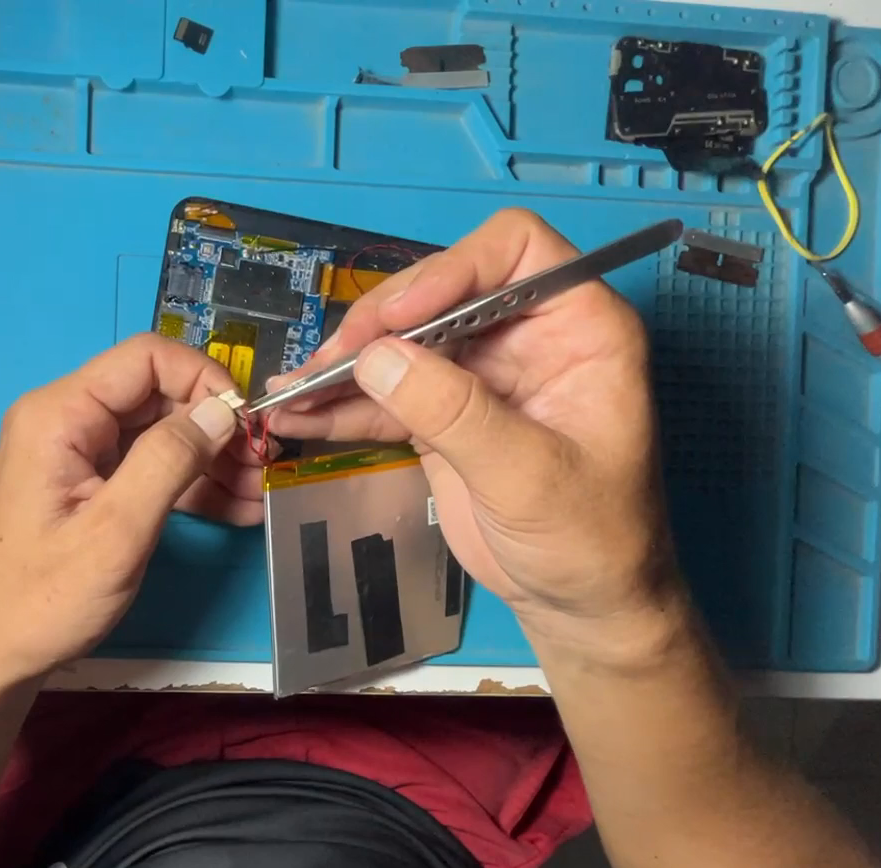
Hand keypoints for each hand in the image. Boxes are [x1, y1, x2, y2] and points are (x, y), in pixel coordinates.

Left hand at [0, 333, 259, 685]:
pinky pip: (147, 469)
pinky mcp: (87, 486)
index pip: (145, 358)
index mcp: (59, 415)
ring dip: (211, 462)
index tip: (246, 425)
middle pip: (157, 396)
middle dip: (215, 428)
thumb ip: (169, 462)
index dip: (204, 380)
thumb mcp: (115, 532)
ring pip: (160, 434)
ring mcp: (77, 455)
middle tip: (264, 468)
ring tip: (259, 496)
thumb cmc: (45, 600)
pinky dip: (190, 486)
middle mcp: (65, 421)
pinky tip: (235, 509)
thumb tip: (221, 411)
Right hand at [266, 210, 686, 663]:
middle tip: (326, 365)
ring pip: (398, 349)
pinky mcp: (436, 418)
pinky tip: (295, 418)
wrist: (576, 602)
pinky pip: (381, 399)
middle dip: (376, 328)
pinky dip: (338, 408)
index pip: (514, 253)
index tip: (396, 320)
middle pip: (437, 297)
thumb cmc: (589, 537)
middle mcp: (520, 340)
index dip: (450, 272)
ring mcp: (472, 379)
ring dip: (341, 370)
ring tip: (290, 395)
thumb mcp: (528, 474)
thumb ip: (454, 412)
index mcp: (574, 330)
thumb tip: (373, 359)